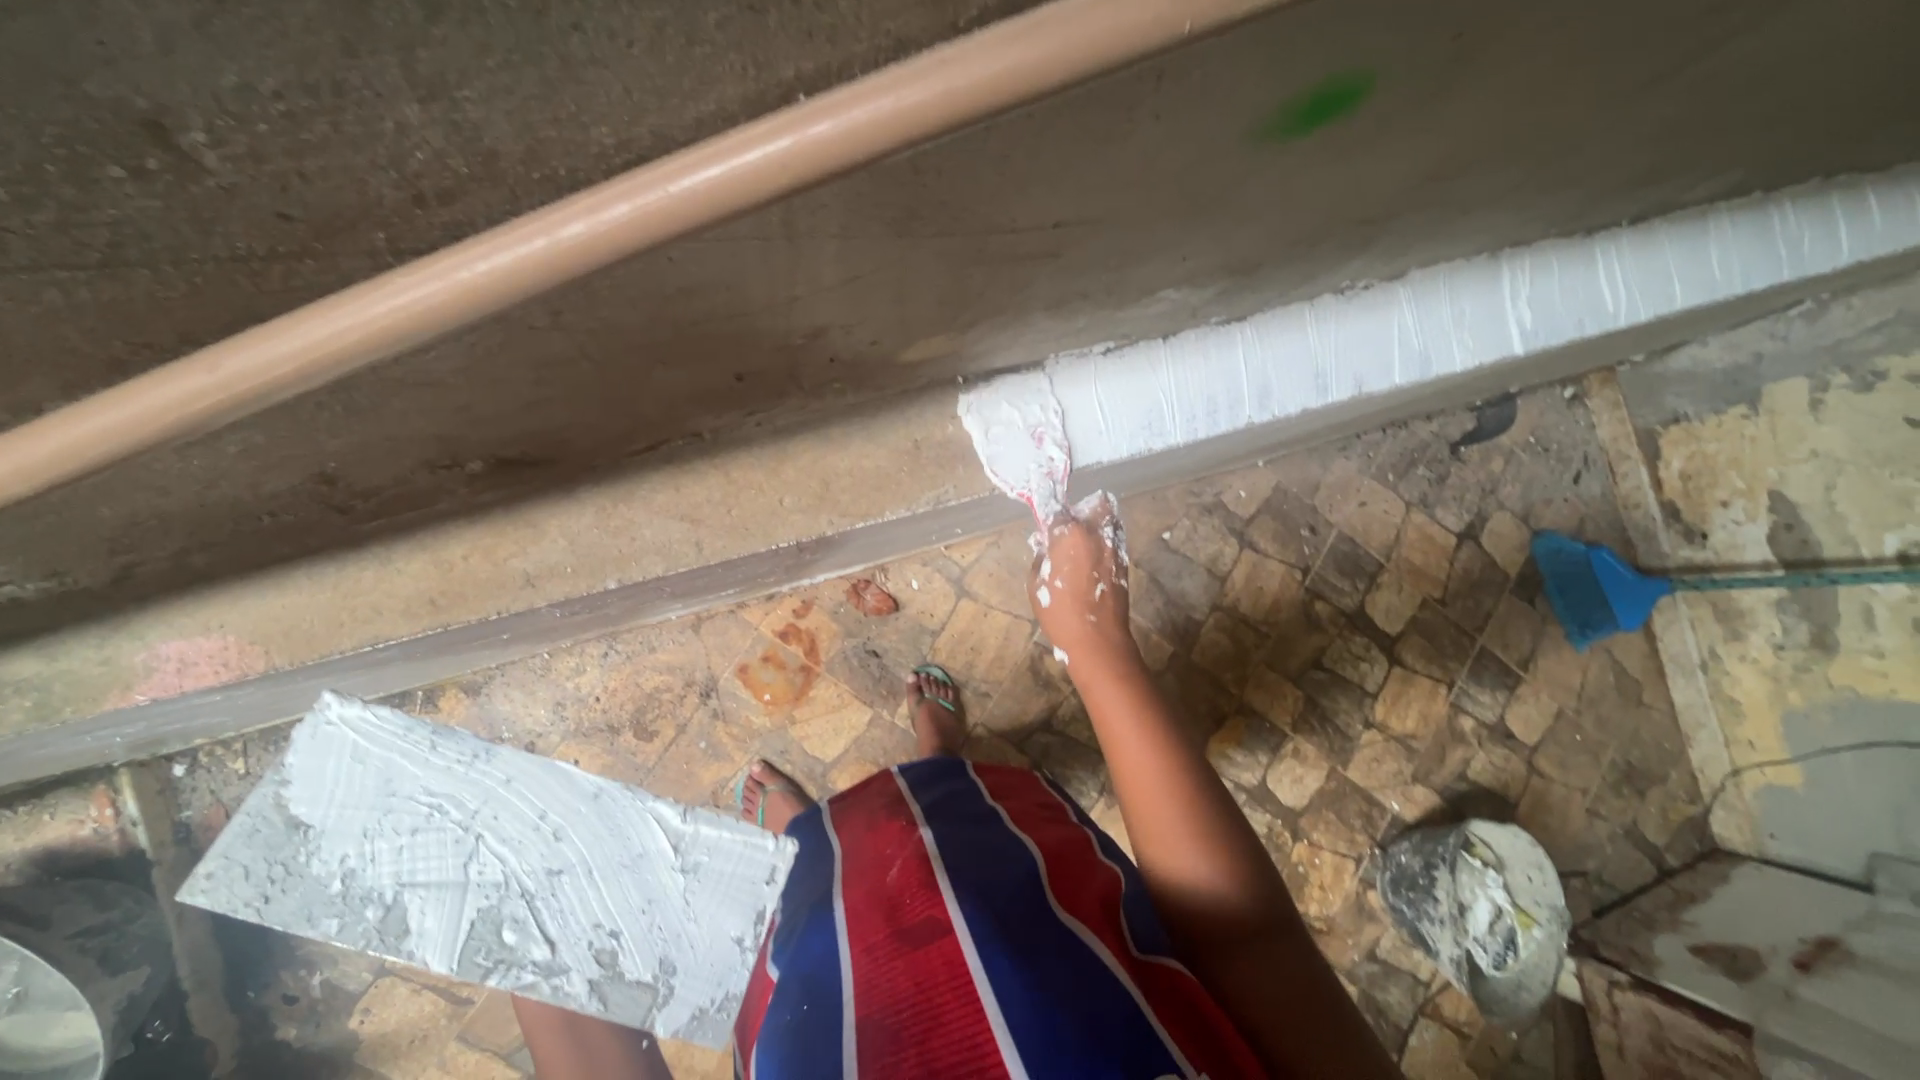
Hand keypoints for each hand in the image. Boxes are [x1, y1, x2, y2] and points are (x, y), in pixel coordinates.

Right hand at [1029, 491, 1135, 667]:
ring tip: (1084, 539)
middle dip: (1082, 509)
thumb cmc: (1060, 612)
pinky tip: (1093, 556)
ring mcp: (1115, 546)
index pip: (1056, 510)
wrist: (1098, 639)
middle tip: (1069, 527)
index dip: (1048, 512)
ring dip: (1097, 522)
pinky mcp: (1125, 561)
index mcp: (1069, 533)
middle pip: (1095, 503)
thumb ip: (1041, 557)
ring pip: (1110, 518)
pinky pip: (1115, 538)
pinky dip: (1105, 539)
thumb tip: (1046, 545)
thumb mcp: (1036, 584)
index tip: (1044, 517)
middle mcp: (1096, 532)